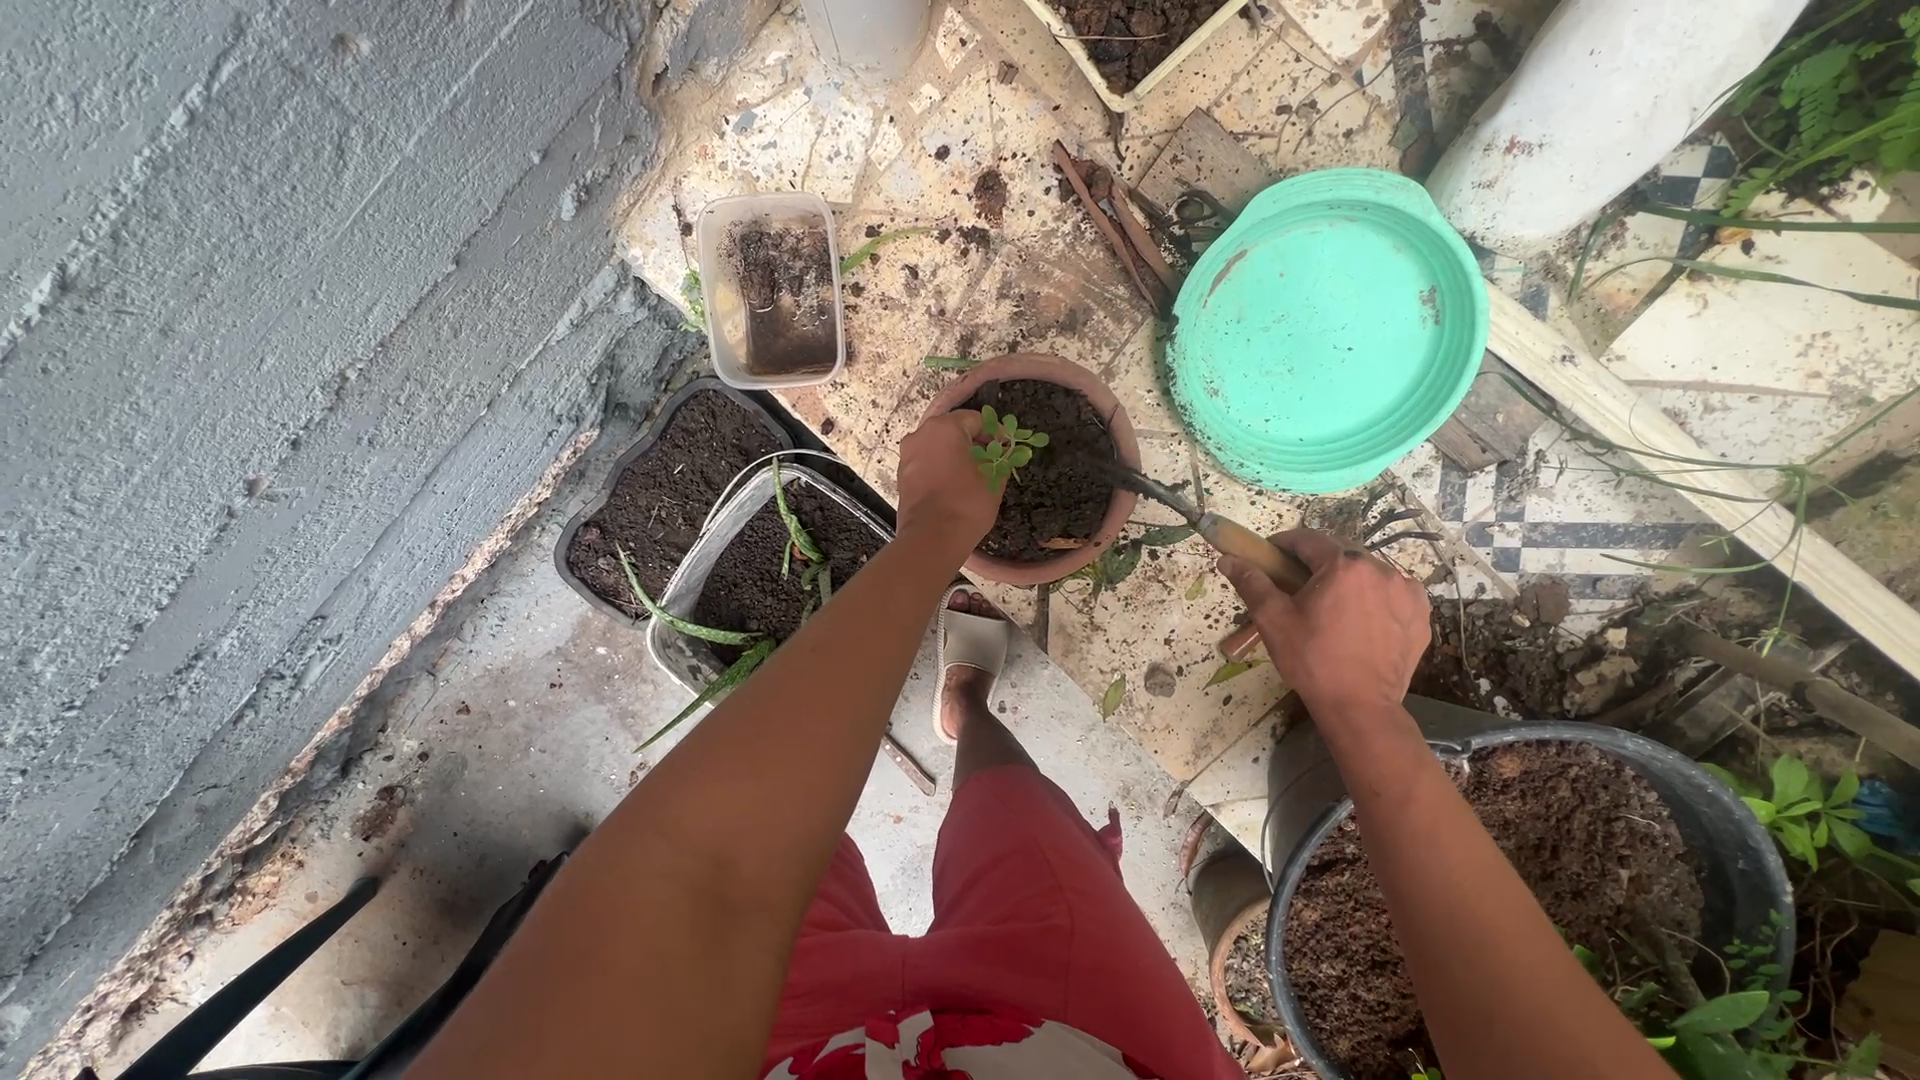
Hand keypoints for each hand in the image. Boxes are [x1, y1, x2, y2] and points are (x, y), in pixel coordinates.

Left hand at [896, 410, 1002, 563]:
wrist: (932, 539)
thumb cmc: (966, 504)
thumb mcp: (994, 479)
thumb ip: (1000, 458)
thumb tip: (1002, 453)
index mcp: (944, 427)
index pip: (975, 418)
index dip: (993, 431)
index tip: (1004, 447)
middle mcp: (920, 434)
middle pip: (952, 428)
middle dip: (973, 440)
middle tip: (991, 458)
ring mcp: (908, 455)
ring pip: (937, 445)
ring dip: (956, 453)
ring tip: (975, 472)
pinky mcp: (903, 475)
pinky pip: (927, 461)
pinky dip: (941, 466)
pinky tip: (956, 482)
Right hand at [1217, 529, 1430, 716]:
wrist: (1359, 705)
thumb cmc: (1311, 659)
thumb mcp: (1273, 620)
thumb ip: (1252, 583)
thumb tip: (1228, 560)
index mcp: (1343, 565)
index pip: (1308, 539)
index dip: (1284, 544)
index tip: (1269, 556)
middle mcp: (1381, 569)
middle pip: (1341, 554)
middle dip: (1317, 564)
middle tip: (1297, 587)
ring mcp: (1406, 592)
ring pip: (1368, 573)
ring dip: (1348, 580)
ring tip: (1331, 607)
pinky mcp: (1420, 614)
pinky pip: (1392, 594)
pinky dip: (1374, 598)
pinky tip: (1361, 620)